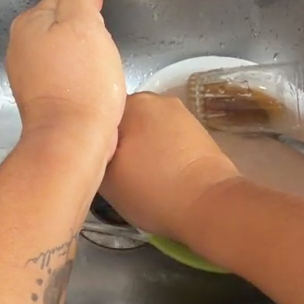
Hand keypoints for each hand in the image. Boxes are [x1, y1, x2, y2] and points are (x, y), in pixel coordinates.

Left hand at [7, 0, 125, 149]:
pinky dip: (82, 80)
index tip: (102, 29)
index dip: (90, 11)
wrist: (72, 138)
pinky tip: (92, 90)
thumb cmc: (82, 83)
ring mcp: (29, 75)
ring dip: (87, 60)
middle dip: (88, 36)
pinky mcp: (42, 98)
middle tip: (101, 53)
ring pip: (68, 52)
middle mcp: (21, 48)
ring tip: (98, 74)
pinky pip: (67, 77)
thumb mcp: (85, 24)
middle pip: (65, 26)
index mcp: (28, 24)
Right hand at [100, 93, 240, 241]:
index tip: (93, 161)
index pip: (100, 115)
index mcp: (132, 102)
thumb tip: (94, 146)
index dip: (94, 139)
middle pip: (125, 120)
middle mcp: (157, 99)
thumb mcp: (106, 178)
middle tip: (115, 170)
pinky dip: (161, 151)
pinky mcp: (198, 131)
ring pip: (147, 129)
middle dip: (120, 140)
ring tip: (139, 174)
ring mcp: (181, 113)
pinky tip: (160, 172)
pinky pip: (167, 137)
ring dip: (141, 146)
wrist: (210, 205)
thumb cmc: (153, 190)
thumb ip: (93, 153)